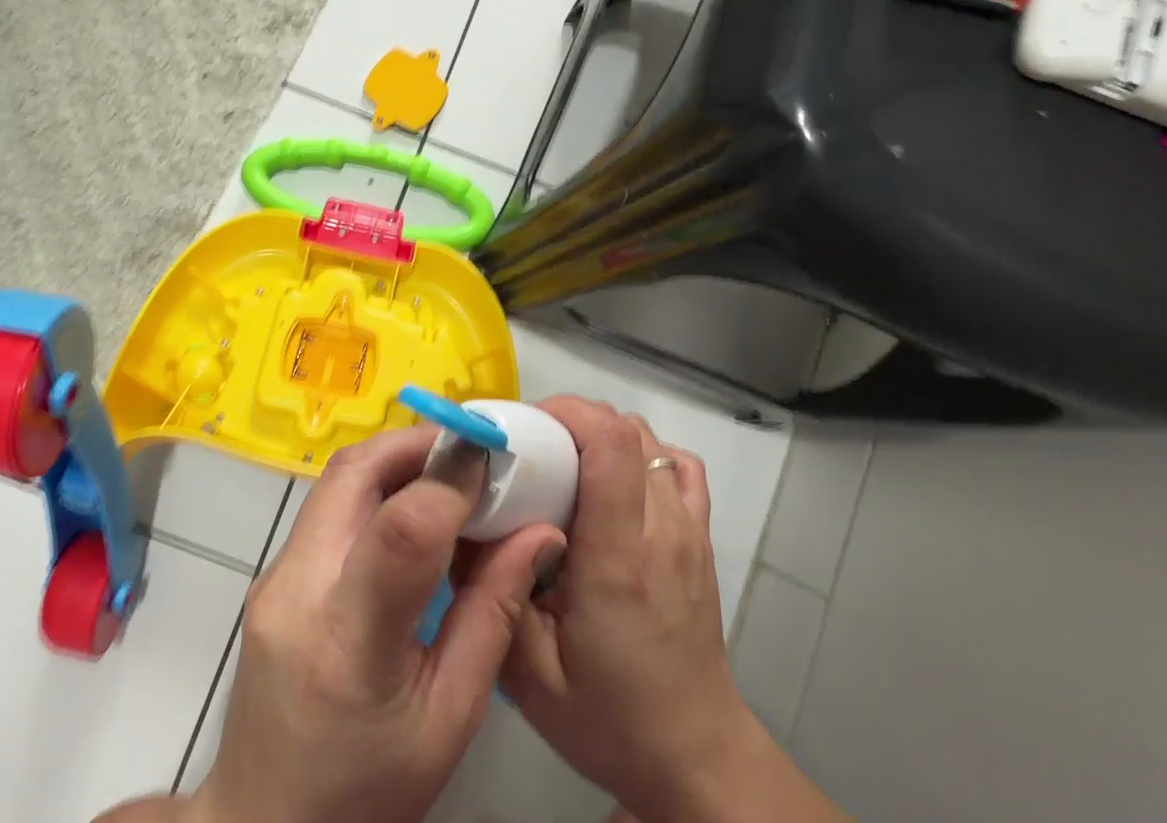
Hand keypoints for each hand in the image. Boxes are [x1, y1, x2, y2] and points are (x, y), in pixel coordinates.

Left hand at [188, 424, 567, 822]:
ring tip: (452, 477)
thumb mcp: (450, 719)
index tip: (497, 462)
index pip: (397, 531)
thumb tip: (541, 532)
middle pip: (351, 476)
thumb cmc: (368, 789)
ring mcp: (273, 582)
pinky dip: (374, 492)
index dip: (451, 479)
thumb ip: (493, 617)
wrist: (267, 821)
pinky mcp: (270, 580)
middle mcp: (296, 594)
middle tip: (475, 452)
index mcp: (347, 644)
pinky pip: (325, 511)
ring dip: (395, 462)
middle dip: (418, 445)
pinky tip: (413, 515)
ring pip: (333, 483)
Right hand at [500, 396, 746, 822]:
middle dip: (567, 423)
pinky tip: (607, 486)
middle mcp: (663, 530)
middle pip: (626, 430)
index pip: (608, 442)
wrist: (692, 754)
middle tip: (522, 456)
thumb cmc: (608, 719)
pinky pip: (677, 468)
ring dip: (599, 437)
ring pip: (650, 442)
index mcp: (620, 557)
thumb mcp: (527, 672)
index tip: (516, 430)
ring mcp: (690, 532)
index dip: (562, 413)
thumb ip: (494, 591)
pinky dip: (641, 457)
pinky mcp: (700, 541)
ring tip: (557, 471)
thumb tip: (466, 521)